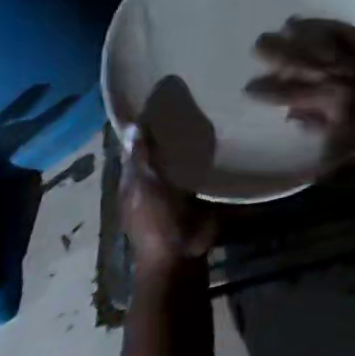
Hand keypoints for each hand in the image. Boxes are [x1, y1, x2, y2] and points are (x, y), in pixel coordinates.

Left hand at [121, 76, 216, 277]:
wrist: (181, 254)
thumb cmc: (156, 220)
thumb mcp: (144, 185)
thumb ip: (140, 157)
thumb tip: (131, 124)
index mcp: (133, 180)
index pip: (135, 146)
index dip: (143, 127)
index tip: (160, 101)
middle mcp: (153, 182)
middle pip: (159, 152)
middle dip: (170, 133)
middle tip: (191, 103)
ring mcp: (175, 190)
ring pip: (180, 161)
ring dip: (191, 145)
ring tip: (211, 116)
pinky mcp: (198, 196)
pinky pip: (201, 172)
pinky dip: (209, 159)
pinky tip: (223, 143)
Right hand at [244, 18, 354, 161]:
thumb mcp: (345, 146)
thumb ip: (317, 129)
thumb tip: (291, 116)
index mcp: (329, 101)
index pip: (291, 94)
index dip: (268, 91)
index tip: (248, 87)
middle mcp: (339, 77)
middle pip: (303, 61)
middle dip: (278, 52)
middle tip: (258, 44)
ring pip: (325, 43)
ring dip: (305, 33)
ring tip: (286, 24)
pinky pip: (352, 35)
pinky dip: (337, 27)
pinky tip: (325, 21)